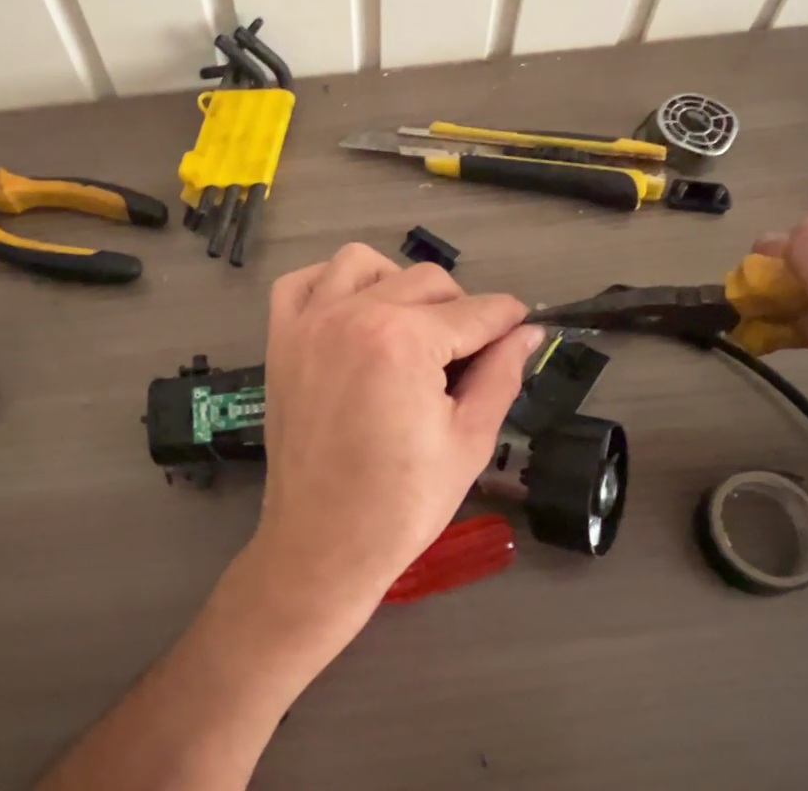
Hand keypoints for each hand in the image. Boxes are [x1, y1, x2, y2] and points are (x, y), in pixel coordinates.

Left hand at [251, 243, 542, 617]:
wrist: (322, 544)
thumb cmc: (402, 504)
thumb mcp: (469, 440)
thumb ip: (502, 374)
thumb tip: (527, 333)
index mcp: (404, 341)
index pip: (476, 310)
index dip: (509, 321)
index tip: (523, 329)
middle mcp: (352, 314)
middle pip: (427, 280)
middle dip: (461, 311)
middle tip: (469, 358)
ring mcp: (309, 323)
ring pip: (364, 263)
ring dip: (397, 284)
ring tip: (412, 331)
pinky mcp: (281, 339)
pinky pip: (304, 281)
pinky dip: (331, 284)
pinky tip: (354, 315)